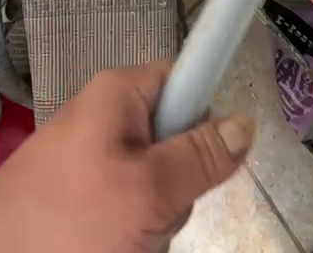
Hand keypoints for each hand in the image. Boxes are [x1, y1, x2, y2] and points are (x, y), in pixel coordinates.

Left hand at [0, 62, 253, 252]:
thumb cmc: (67, 220)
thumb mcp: (147, 191)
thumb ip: (199, 157)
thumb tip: (245, 122)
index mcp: (118, 93)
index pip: (184, 77)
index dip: (205, 112)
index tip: (211, 153)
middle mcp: (104, 117)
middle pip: (174, 139)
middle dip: (177, 185)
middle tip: (155, 211)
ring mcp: (90, 161)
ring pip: (154, 185)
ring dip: (153, 221)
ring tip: (127, 242)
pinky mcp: (79, 199)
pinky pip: (126, 209)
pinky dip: (129, 236)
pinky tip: (114, 250)